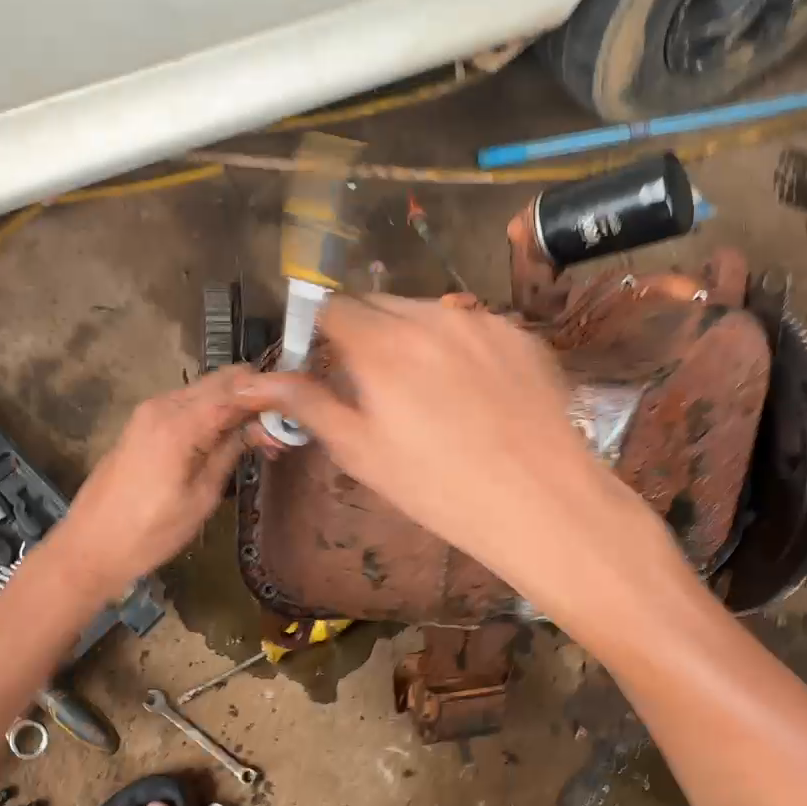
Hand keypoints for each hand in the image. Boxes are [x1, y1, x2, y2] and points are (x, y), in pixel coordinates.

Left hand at [54, 365, 264, 587]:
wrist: (90, 546)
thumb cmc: (149, 532)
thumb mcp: (201, 497)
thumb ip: (230, 451)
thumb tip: (261, 426)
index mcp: (179, 423)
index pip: (236, 388)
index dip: (269, 394)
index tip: (295, 411)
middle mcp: (162, 405)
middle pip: (221, 381)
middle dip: (254, 397)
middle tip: (279, 428)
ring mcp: (149, 412)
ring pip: (205, 390)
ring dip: (234, 405)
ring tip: (259, 438)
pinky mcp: (142, 423)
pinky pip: (187, 405)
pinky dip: (212, 413)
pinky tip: (227, 439)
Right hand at [239, 296, 672, 590]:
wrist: (542, 502)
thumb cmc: (438, 488)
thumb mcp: (361, 453)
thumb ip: (309, 404)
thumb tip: (264, 380)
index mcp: (383, 344)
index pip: (332, 306)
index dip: (320, 328)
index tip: (323, 358)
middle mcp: (431, 317)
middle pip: (378, 303)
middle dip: (364, 332)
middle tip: (373, 383)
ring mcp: (481, 322)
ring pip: (426, 312)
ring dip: (410, 336)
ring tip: (426, 392)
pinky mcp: (520, 334)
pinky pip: (470, 327)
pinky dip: (456, 346)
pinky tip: (471, 393)